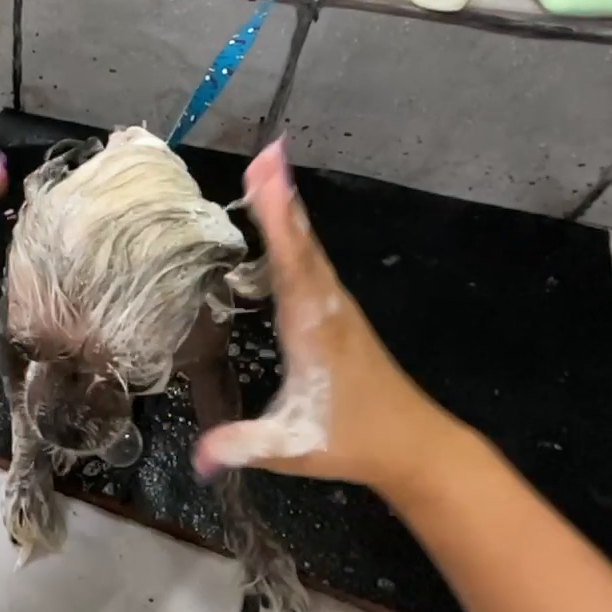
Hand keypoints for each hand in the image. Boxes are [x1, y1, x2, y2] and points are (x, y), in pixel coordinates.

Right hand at [193, 140, 466, 494]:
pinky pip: (310, 258)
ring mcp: (334, 305)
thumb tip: (194, 459)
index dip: (277, 220)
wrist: (417, 448)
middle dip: (281, 197)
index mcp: (313, 328)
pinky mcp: (335, 310)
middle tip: (267, 152)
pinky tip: (284, 215)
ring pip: (309, 246)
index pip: (291, 264)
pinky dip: (295, 229)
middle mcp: (326, 306)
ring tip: (269, 169)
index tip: (266, 176)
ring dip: (288, 206)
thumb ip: (244, 447)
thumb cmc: (353, 442)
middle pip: (301, 242)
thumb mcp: (293, 450)